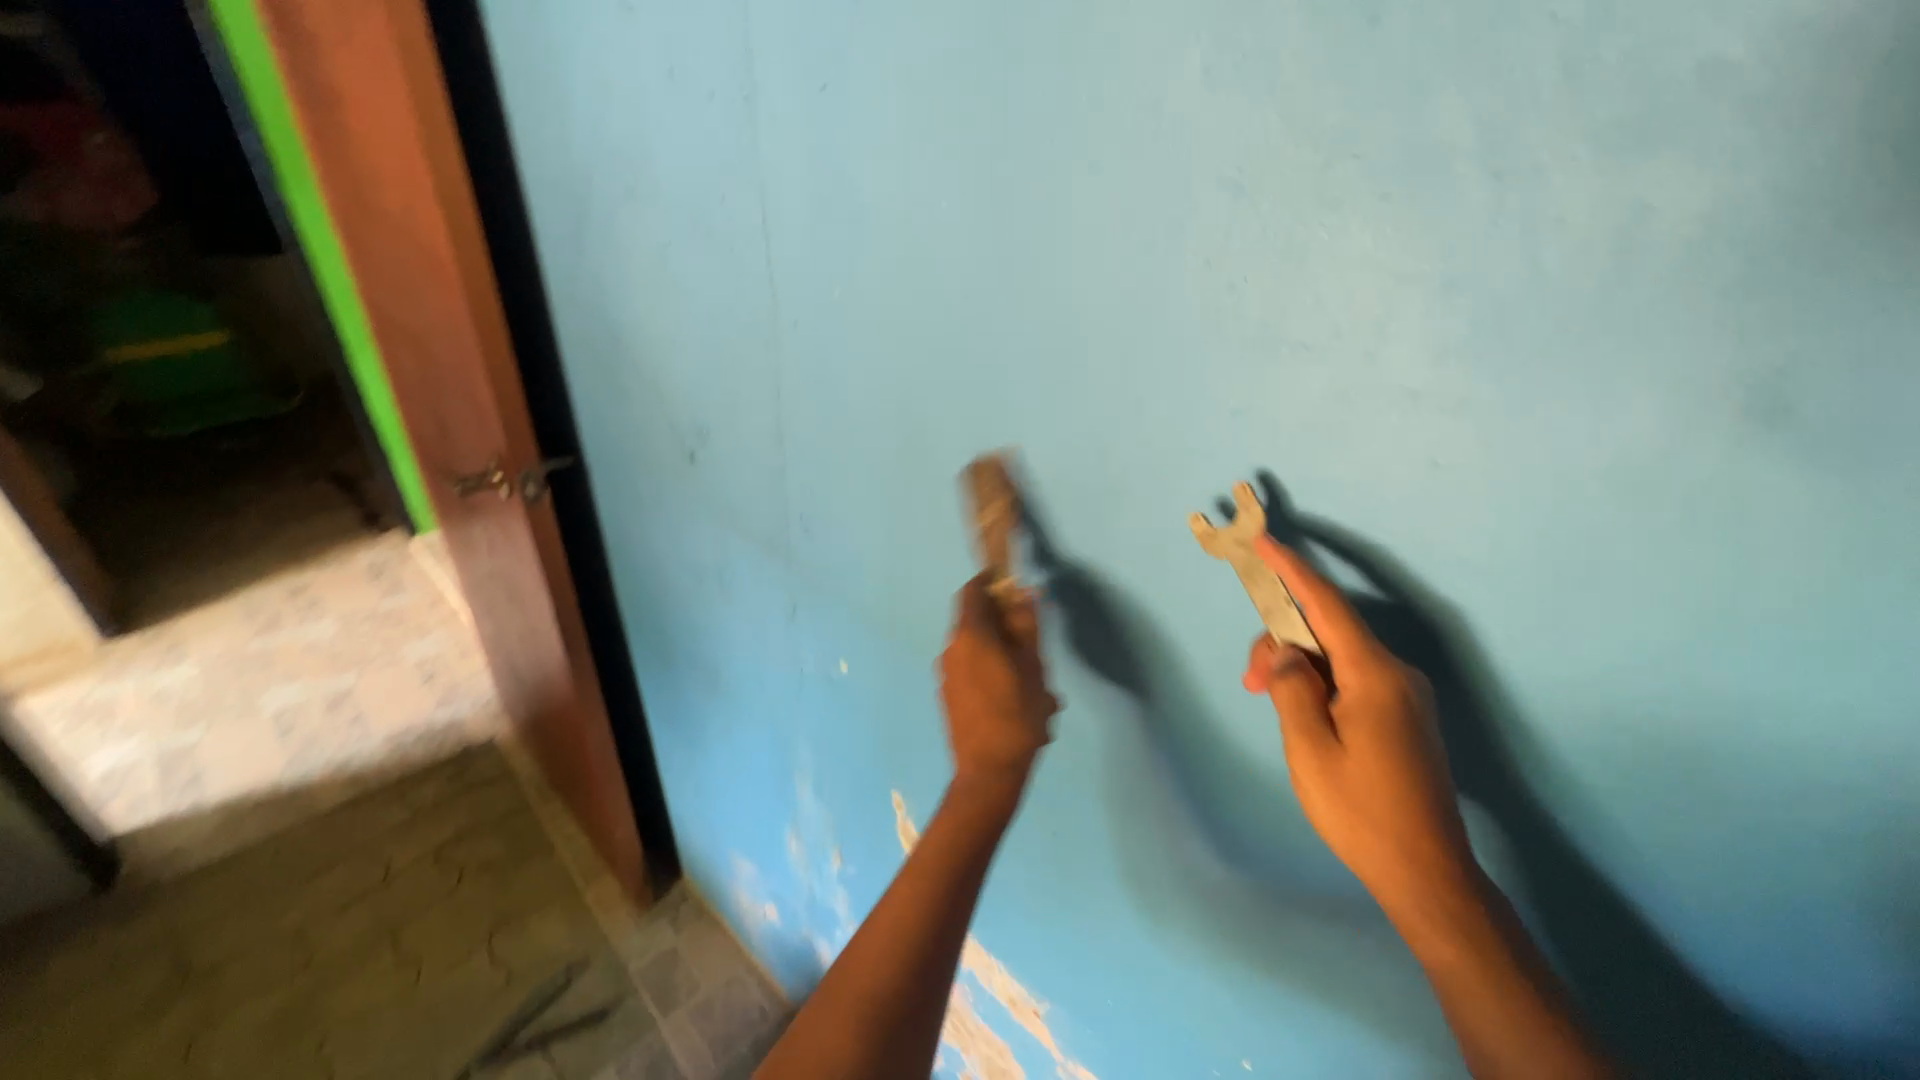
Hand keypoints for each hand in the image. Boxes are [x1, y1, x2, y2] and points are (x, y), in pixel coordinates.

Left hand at [939, 574, 1058, 785]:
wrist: (988, 772)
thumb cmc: (1017, 714)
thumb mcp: (1033, 665)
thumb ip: (1028, 625)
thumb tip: (1025, 593)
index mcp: (969, 635)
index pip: (972, 591)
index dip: (992, 583)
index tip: (1015, 588)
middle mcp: (951, 650)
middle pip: (978, 622)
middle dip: (1008, 627)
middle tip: (1038, 647)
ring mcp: (947, 676)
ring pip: (980, 652)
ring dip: (1007, 658)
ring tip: (1040, 688)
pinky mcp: (949, 698)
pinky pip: (975, 675)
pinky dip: (996, 678)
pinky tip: (1023, 706)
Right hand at [1242, 538, 1473, 907]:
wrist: (1425, 872)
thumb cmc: (1360, 811)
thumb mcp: (1309, 748)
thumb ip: (1291, 687)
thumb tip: (1284, 652)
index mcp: (1375, 675)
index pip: (1325, 605)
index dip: (1292, 569)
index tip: (1263, 540)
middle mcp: (1395, 674)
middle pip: (1327, 632)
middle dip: (1281, 642)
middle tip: (1249, 685)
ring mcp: (1403, 695)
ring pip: (1337, 657)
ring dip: (1297, 668)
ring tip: (1269, 703)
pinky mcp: (1402, 716)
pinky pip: (1351, 679)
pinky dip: (1317, 684)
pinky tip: (1300, 713)